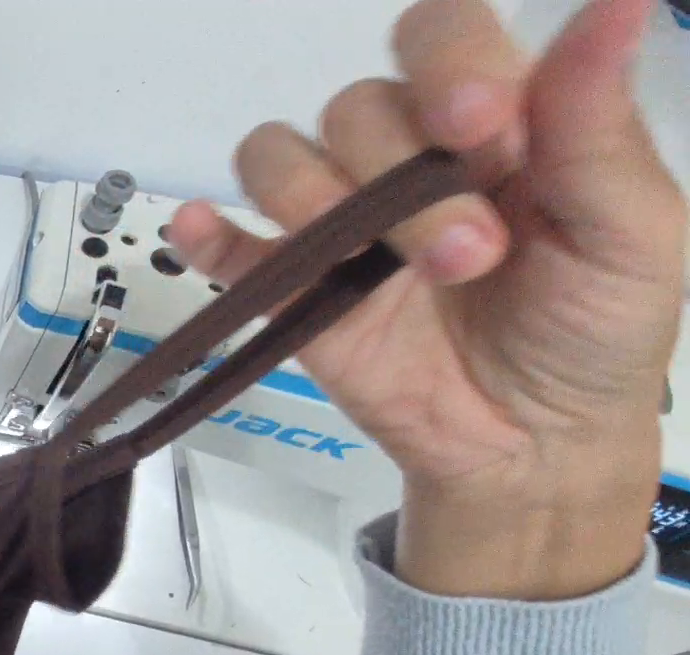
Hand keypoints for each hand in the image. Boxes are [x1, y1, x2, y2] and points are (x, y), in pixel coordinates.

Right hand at [169, 0, 685, 598]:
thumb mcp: (631, 231)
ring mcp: (334, 232)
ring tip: (373, 267)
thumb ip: (597, 132)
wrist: (522, 438)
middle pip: (354, 107)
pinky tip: (194, 226)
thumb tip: (616, 4)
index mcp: (491, 128)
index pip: (440, 39)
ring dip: (313, 197)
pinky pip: (228, 252)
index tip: (484, 127)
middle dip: (403, 174)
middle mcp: (400, 164)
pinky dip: (205, 236)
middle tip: (465, 257)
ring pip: (279, 159)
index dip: (448, 62)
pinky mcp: (286, 295)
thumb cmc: (591, 330)